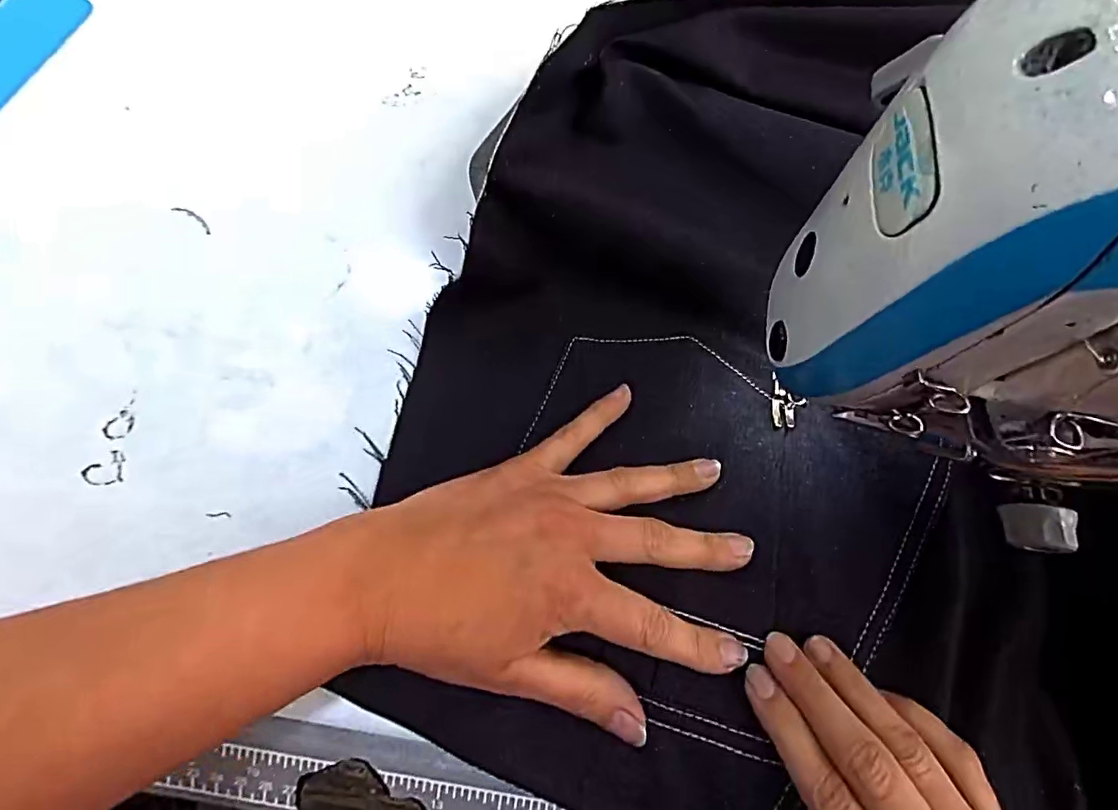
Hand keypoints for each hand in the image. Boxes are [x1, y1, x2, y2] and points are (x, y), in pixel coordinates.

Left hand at [339, 385, 753, 746]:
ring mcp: (555, 497)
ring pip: (629, 484)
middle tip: (743, 547)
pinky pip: (572, 437)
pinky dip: (600, 414)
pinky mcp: (529, 471)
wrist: (374, 579)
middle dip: (706, 550)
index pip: (649, 625)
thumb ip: (581, 692)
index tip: (732, 650)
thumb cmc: (436, 632)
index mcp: (571, 593)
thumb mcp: (511, 674)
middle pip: (655, 543)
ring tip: (712, 469)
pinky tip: (623, 395)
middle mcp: (575, 538)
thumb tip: (635, 723)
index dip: (695, 644)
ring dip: (674, 478)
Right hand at [745, 634, 999, 809]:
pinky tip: (884, 690)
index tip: (759, 684)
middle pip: (865, 754)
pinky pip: (955, 752)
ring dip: (858, 689)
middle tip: (780, 646)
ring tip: (819, 648)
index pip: (827, 791)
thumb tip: (794, 766)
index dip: (789, 731)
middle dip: (815, 694)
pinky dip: (915, 715)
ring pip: (907, 742)